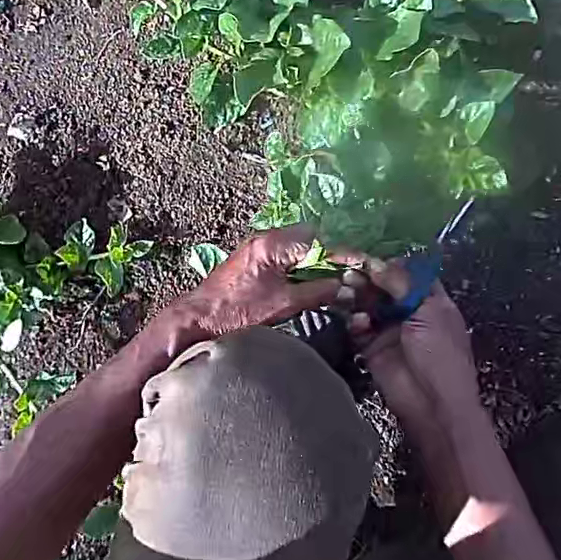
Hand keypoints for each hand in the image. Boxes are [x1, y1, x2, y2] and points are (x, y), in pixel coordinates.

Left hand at [159, 225, 347, 350]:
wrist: (195, 321)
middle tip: (355, 272)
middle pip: (313, 238)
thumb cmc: (237, 313)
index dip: (346, 254)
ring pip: (301, 247)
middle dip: (335, 255)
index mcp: (274, 243)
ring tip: (341, 278)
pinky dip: (306, 266)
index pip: (321, 241)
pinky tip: (316, 281)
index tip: (365, 265)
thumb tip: (348, 288)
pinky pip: (289, 256)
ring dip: (321, 261)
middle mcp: (267, 238)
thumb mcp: (284, 303)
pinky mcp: (255, 260)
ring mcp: (259, 247)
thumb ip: (319, 292)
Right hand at [349, 262, 482, 437]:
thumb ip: (401, 284)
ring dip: (357, 295)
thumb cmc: (440, 354)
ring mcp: (389, 328)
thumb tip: (375, 263)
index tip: (366, 254)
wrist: (434, 405)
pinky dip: (355, 321)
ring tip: (346, 289)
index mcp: (430, 298)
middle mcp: (408, 310)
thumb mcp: (427, 311)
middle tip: (348, 268)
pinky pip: (357, 327)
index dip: (388, 262)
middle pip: (382, 285)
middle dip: (366, 276)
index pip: (407, 272)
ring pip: (367, 303)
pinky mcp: (372, 347)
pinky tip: (358, 323)